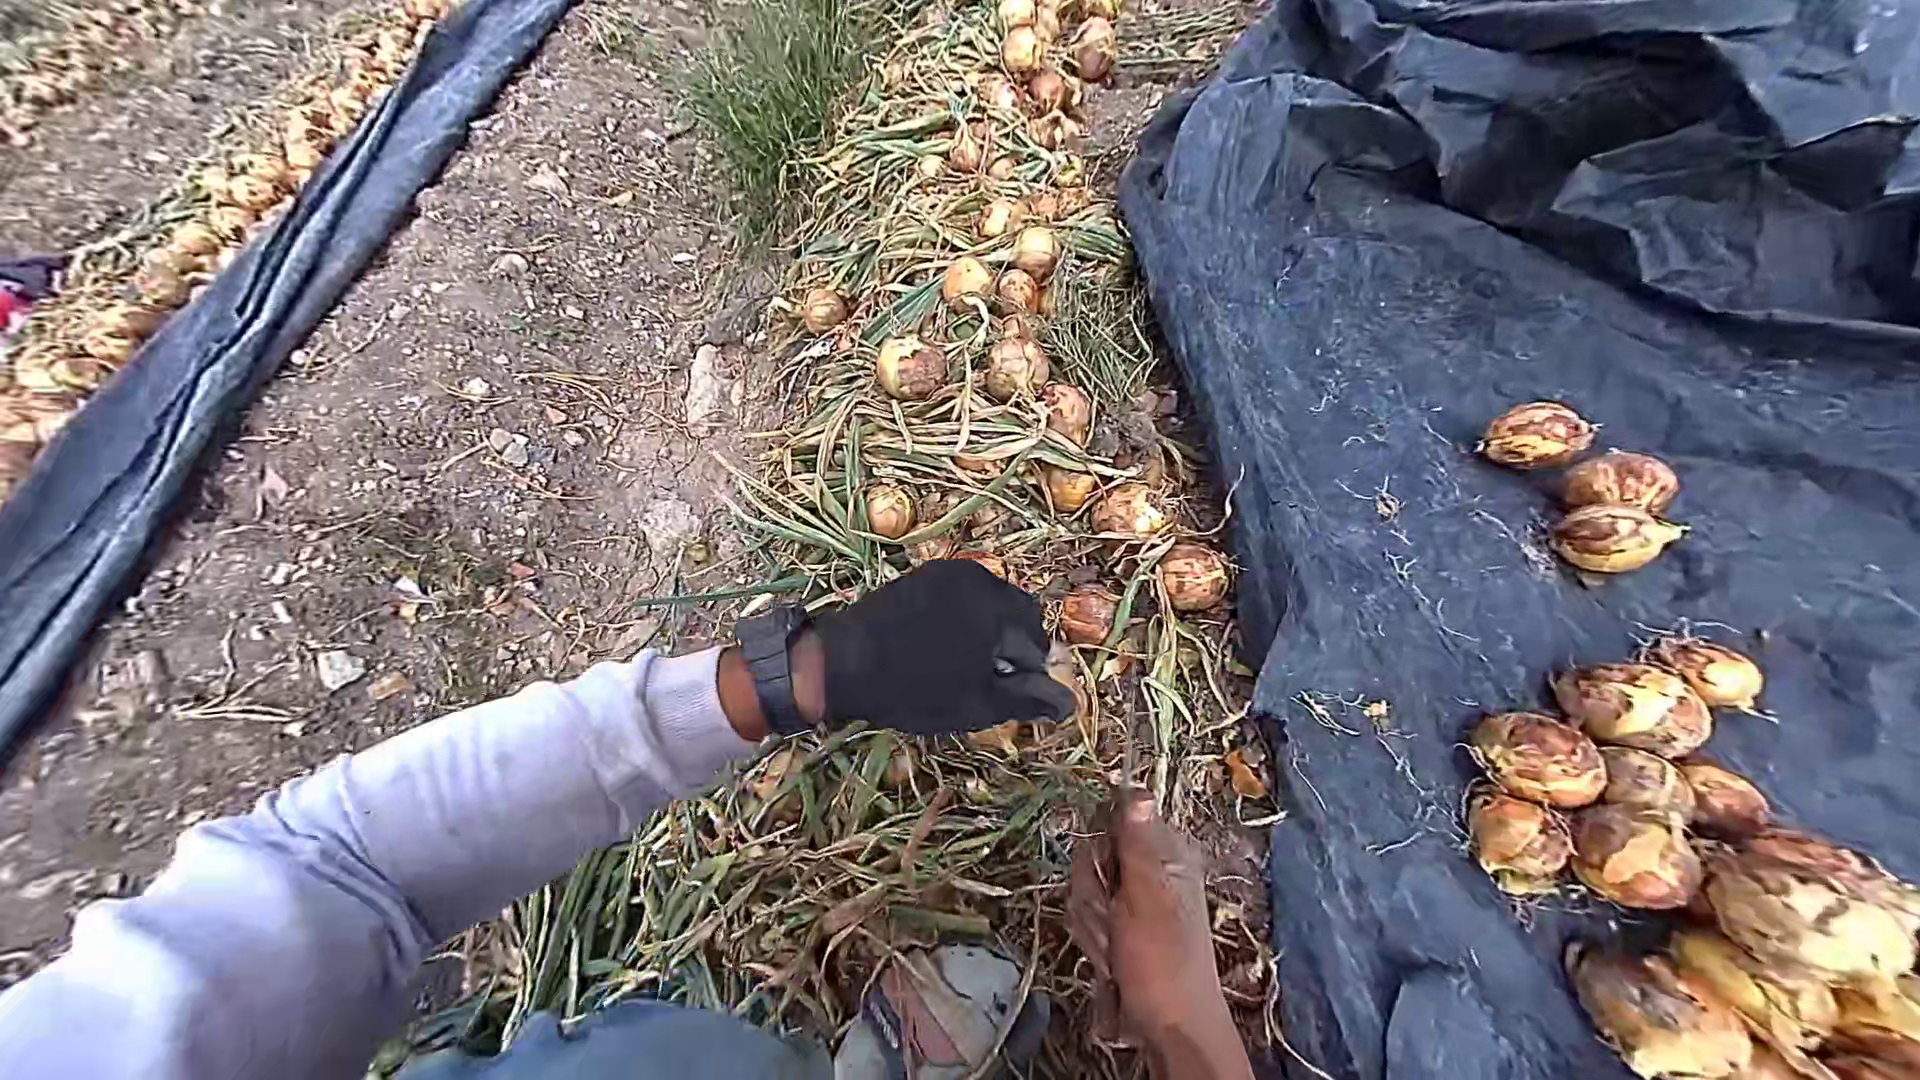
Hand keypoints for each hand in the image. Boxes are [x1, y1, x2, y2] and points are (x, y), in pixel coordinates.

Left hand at [810, 560, 1072, 734]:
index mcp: (997, 607)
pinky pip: (963, 592)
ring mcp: (948, 571)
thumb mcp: (975, 703)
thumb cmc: (913, 689)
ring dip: (992, 628)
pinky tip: (945, 641)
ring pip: (992, 600)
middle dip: (1013, 644)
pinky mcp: (925, 573)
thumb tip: (1069, 703)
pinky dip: (967, 614)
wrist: (840, 662)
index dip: (1027, 672)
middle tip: (990, 676)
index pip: (1035, 641)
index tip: (1007, 691)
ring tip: (966, 660)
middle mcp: (978, 578)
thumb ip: (1025, 699)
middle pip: (1018, 612)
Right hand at [1069, 791, 1251, 1078]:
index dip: (1099, 845)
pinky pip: (1086, 913)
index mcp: (1166, 850)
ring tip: (1115, 949)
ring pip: (1084, 885)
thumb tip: (1137, 789)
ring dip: (1092, 920)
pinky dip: (1093, 938)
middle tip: (1114, 922)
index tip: (1108, 875)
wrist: (1172, 1032)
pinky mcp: (1120, 922)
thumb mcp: (1147, 896)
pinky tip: (1111, 960)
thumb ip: (1137, 843)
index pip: (1112, 816)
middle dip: (1093, 891)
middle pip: (1091, 852)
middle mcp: (1150, 865)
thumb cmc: (1164, 962)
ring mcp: (1134, 895)